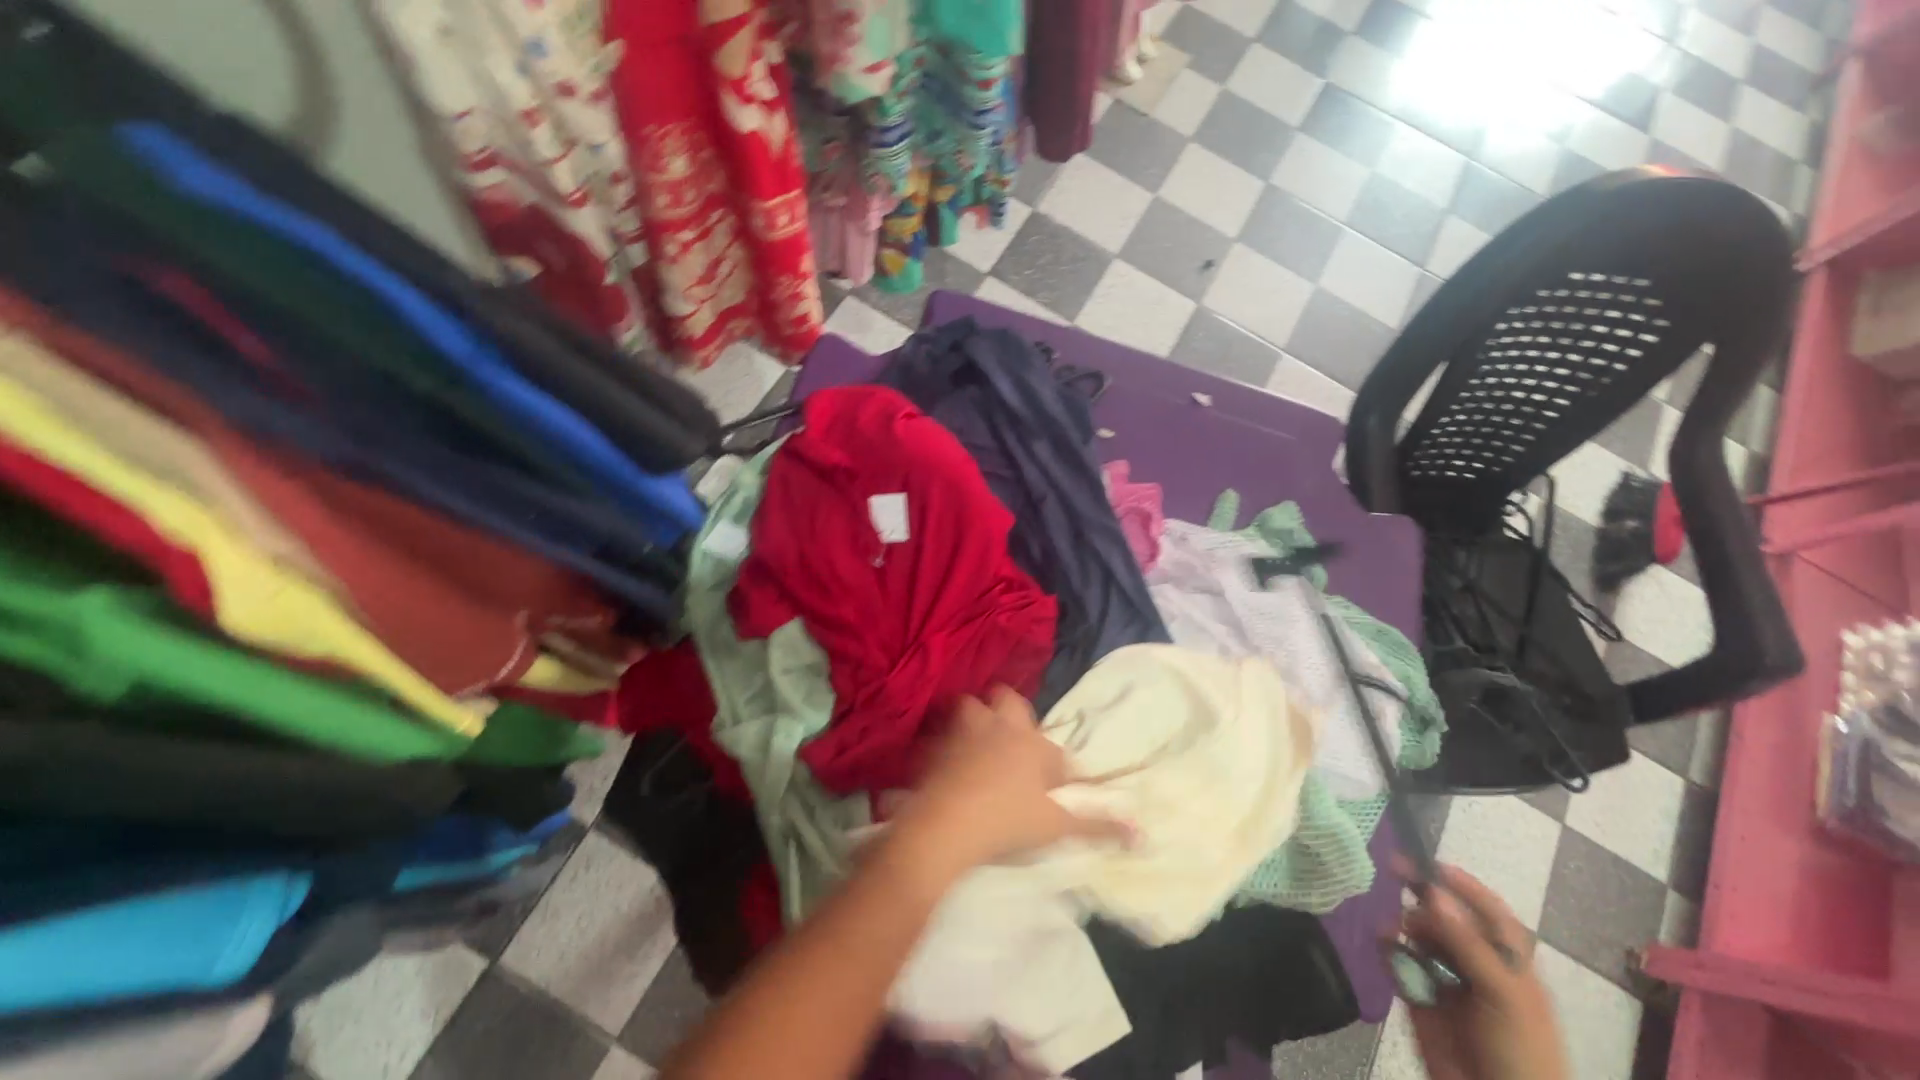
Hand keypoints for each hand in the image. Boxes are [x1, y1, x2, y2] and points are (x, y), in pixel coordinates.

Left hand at [889, 686, 1131, 876]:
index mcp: (1031, 742)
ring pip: (969, 707)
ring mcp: (961, 735)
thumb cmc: (1007, 820)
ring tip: (979, 746)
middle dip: (1011, 713)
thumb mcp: (1057, 827)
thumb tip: (1140, 834)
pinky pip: (938, 737)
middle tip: (1014, 742)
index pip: (1054, 750)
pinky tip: (947, 766)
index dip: (1058, 769)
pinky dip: (943, 747)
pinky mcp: (932, 748)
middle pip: (1006, 700)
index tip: (1056, 789)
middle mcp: (997, 728)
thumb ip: (1096, 827)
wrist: (944, 825)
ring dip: (975, 721)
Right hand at [1397, 863, 1569, 1079]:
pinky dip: (1390, 950)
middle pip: (1448, 919)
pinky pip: (1401, 966)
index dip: (1462, 886)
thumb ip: (1467, 943)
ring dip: (1405, 924)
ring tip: (1393, 925)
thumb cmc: (1520, 1049)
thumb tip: (1435, 893)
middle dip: (1424, 897)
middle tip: (1395, 873)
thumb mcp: (1502, 992)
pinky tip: (1383, 940)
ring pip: (1420, 939)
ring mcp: (1447, 982)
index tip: (1430, 864)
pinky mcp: (1420, 1000)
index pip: (1487, 912)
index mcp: (1508, 960)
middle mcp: (1477, 964)